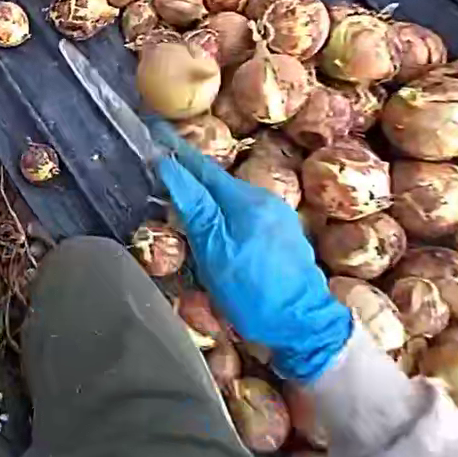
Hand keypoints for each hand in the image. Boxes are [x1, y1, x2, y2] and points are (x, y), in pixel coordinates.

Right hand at [152, 123, 351, 383]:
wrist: (305, 329)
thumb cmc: (255, 291)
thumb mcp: (216, 251)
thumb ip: (194, 206)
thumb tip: (167, 164)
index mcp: (245, 198)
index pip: (200, 165)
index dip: (174, 147)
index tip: (152, 127)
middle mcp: (261, 199)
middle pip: (214, 181)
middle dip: (185, 172)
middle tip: (154, 165)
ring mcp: (273, 217)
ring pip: (226, 199)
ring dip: (201, 196)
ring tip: (174, 197)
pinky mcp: (278, 236)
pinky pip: (239, 215)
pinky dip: (218, 215)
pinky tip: (208, 227)